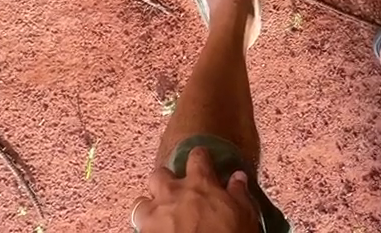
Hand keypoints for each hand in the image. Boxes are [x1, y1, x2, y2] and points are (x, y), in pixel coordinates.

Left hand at [130, 147, 259, 232]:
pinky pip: (136, 229)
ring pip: (140, 202)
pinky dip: (144, 231)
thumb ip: (238, 193)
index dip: (199, 159)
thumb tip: (238, 176)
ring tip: (157, 219)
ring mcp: (155, 216)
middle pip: (160, 174)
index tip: (203, 164)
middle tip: (175, 194)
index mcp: (199, 183)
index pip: (197, 156)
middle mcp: (173, 193)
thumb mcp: (243, 215)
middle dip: (164, 182)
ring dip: (148, 209)